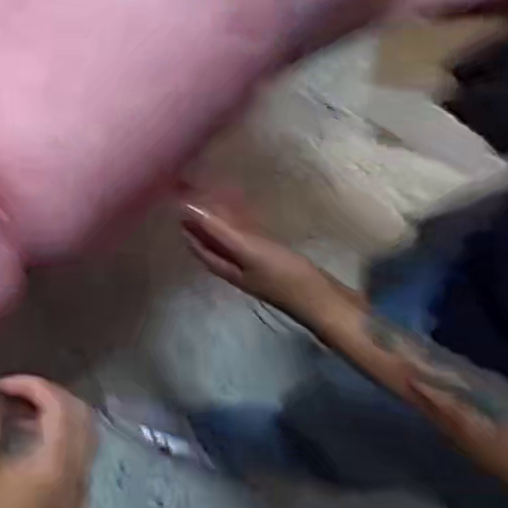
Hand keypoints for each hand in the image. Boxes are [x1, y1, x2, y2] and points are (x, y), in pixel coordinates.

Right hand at [0, 376, 96, 507]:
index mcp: (56, 459)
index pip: (60, 404)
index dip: (31, 384)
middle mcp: (77, 469)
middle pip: (80, 414)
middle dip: (46, 393)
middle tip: (11, 391)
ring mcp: (77, 486)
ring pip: (80, 432)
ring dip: (50, 412)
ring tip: (11, 410)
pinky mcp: (70, 498)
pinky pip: (72, 449)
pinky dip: (52, 431)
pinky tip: (20, 437)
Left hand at [180, 196, 342, 315]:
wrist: (328, 302)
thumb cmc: (285, 276)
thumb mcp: (248, 250)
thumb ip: (218, 230)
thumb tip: (189, 209)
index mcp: (225, 268)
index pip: (198, 247)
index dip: (188, 231)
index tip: (179, 213)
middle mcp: (237, 269)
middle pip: (214, 245)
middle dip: (204, 228)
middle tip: (197, 205)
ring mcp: (258, 268)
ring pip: (233, 244)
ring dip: (224, 227)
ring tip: (218, 207)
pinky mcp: (278, 265)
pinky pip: (254, 244)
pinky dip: (247, 232)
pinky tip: (251, 223)